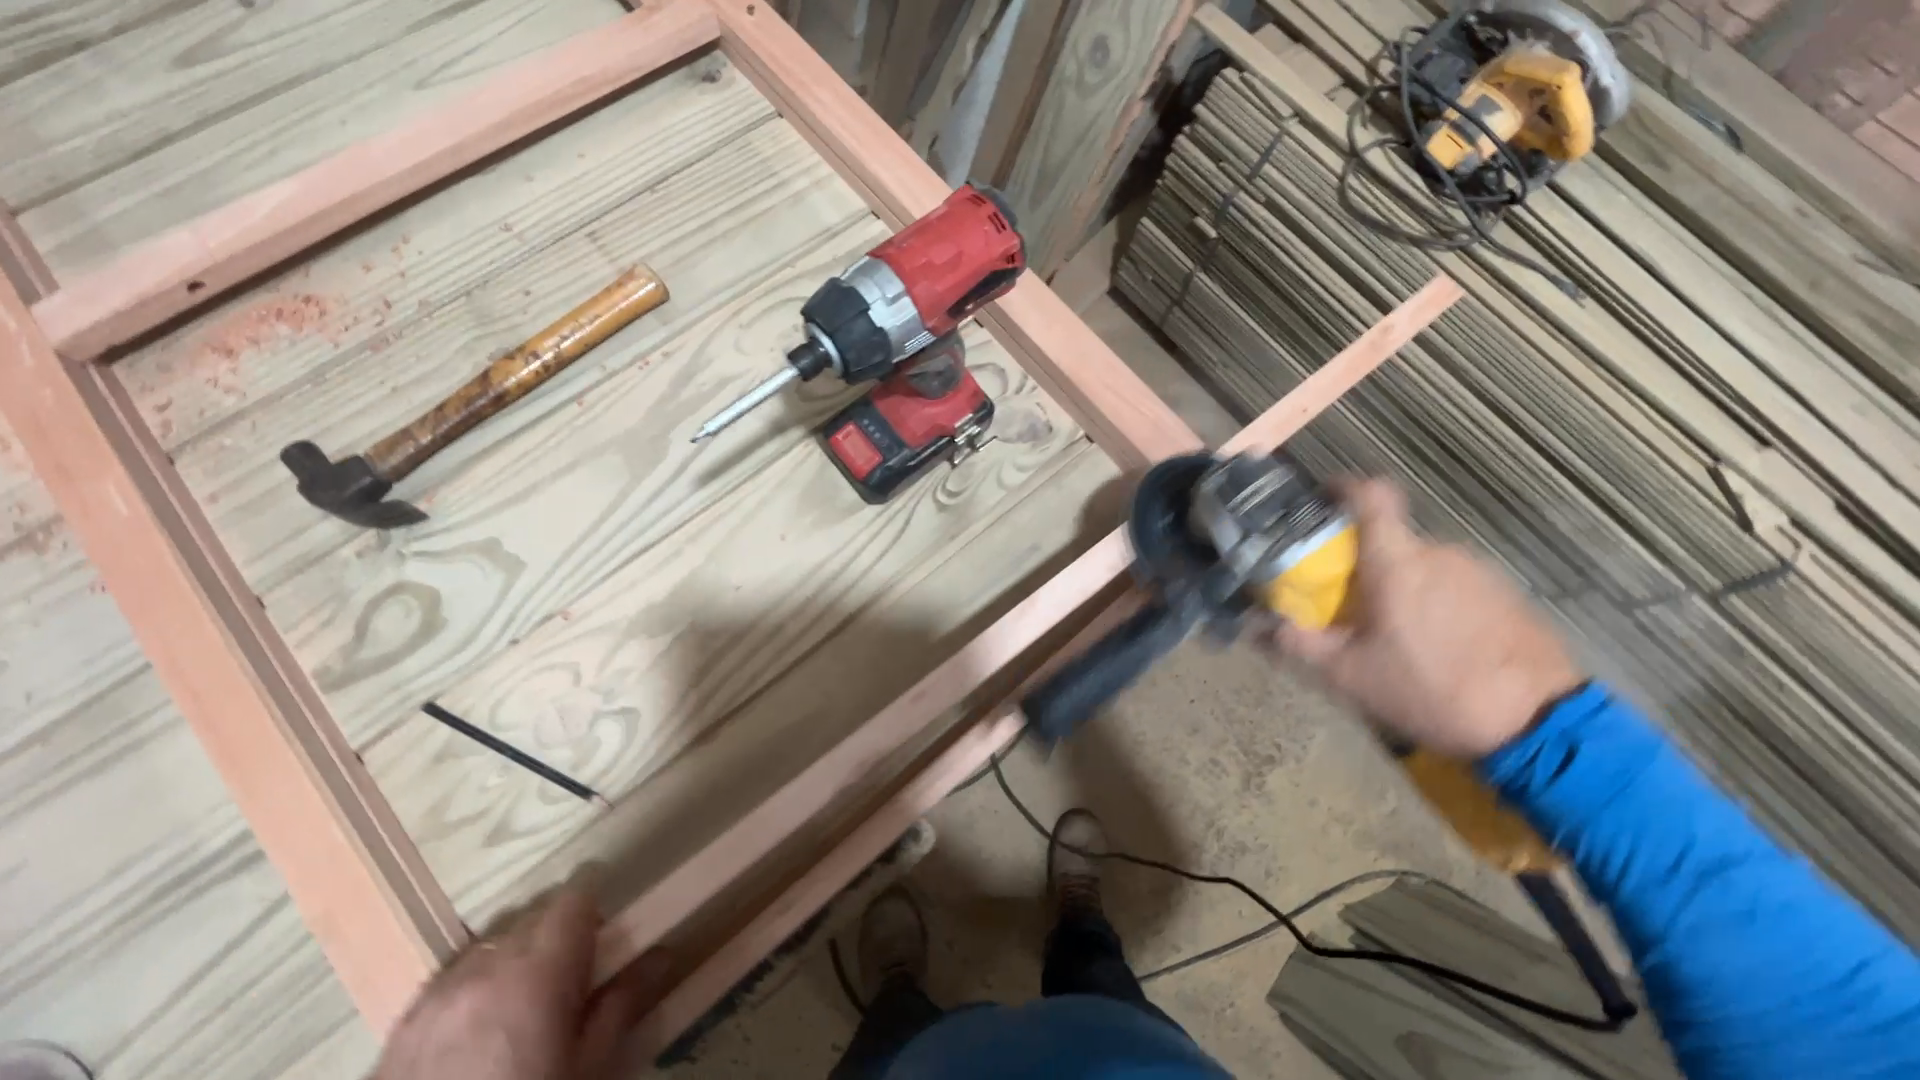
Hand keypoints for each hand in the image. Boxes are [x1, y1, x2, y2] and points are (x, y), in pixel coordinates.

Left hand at [374, 880, 671, 1079]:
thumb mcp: (588, 1070)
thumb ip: (622, 1005)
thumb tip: (660, 955)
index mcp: (538, 972)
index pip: (572, 897)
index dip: (594, 889)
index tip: (609, 901)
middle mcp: (486, 965)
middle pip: (533, 913)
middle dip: (560, 923)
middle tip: (580, 959)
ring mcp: (439, 990)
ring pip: (491, 940)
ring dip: (518, 947)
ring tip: (531, 990)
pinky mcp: (405, 1019)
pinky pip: (453, 972)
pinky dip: (478, 976)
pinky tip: (485, 1016)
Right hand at [1271, 478, 1583, 757]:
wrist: (1538, 724)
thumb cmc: (1431, 690)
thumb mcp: (1350, 676)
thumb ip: (1298, 645)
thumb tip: (1254, 627)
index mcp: (1397, 562)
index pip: (1371, 495)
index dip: (1343, 488)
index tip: (1320, 501)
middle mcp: (1439, 553)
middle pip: (1390, 540)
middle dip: (1362, 563)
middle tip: (1343, 603)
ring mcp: (1479, 572)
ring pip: (1422, 565)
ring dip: (1400, 587)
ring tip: (1390, 634)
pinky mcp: (1507, 595)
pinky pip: (1454, 585)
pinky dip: (1434, 603)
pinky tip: (1435, 646)